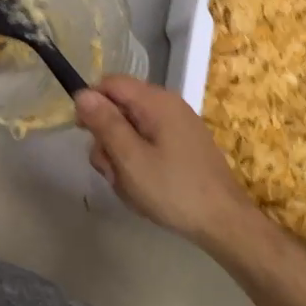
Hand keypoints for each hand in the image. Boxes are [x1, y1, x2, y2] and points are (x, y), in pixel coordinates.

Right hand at [74, 75, 260, 247]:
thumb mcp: (130, 158)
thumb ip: (105, 123)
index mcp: (156, 102)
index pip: (110, 84)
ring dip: (120, 155)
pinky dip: (137, 162)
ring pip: (131, 129)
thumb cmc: (173, 189)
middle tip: (110, 170)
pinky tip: (142, 187)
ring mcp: (178, 127)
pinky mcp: (183, 146)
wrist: (223, 221)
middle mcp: (168, 106)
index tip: (84, 134)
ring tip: (127, 185)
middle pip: (120, 108)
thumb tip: (82, 94)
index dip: (91, 104)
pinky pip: (148, 144)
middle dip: (106, 138)